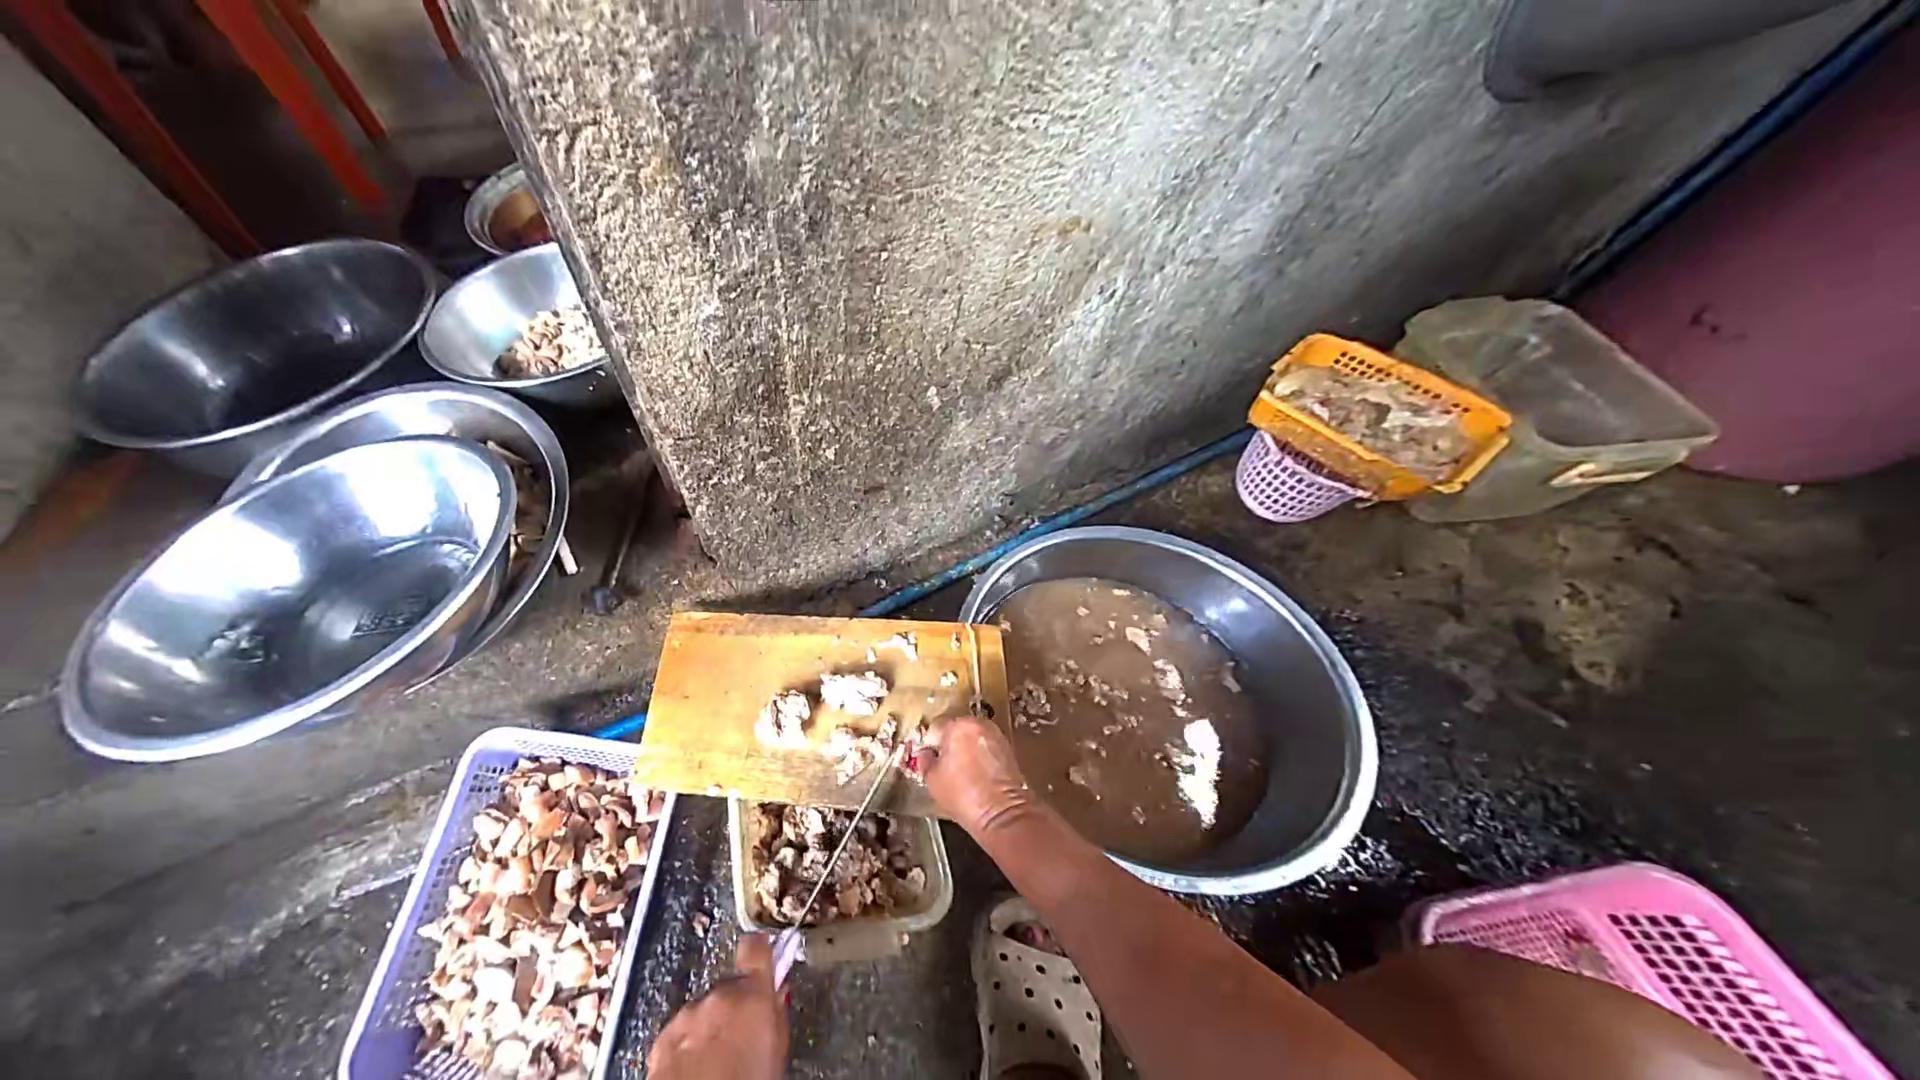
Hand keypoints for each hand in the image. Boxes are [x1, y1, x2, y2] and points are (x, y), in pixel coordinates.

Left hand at [646, 936, 788, 1079]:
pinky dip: (688, 1043)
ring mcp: (687, 1015)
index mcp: (751, 994)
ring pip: (704, 1009)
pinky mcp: (661, 1038)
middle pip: (730, 985)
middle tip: (741, 1035)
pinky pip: (681, 1030)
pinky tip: (694, 1070)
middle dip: (735, 1004)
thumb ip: (777, 1013)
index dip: (761, 948)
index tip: (765, 953)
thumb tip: (777, 992)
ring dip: (710, 1025)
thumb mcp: (776, 1051)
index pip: (756, 947)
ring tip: (716, 1060)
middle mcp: (717, 995)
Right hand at [913, 712, 1038, 837]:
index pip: (933, 729)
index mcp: (957, 726)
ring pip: (972, 737)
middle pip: (955, 729)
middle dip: (948, 745)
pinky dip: (980, 755)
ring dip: (965, 749)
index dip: (928, 745)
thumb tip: (925, 754)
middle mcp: (977, 724)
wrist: (1001, 812)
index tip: (928, 760)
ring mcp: (995, 734)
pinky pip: (986, 746)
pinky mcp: (1007, 747)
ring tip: (962, 772)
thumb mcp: (932, 779)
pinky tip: (977, 774)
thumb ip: (924, 760)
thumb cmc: (963, 794)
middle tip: (944, 767)